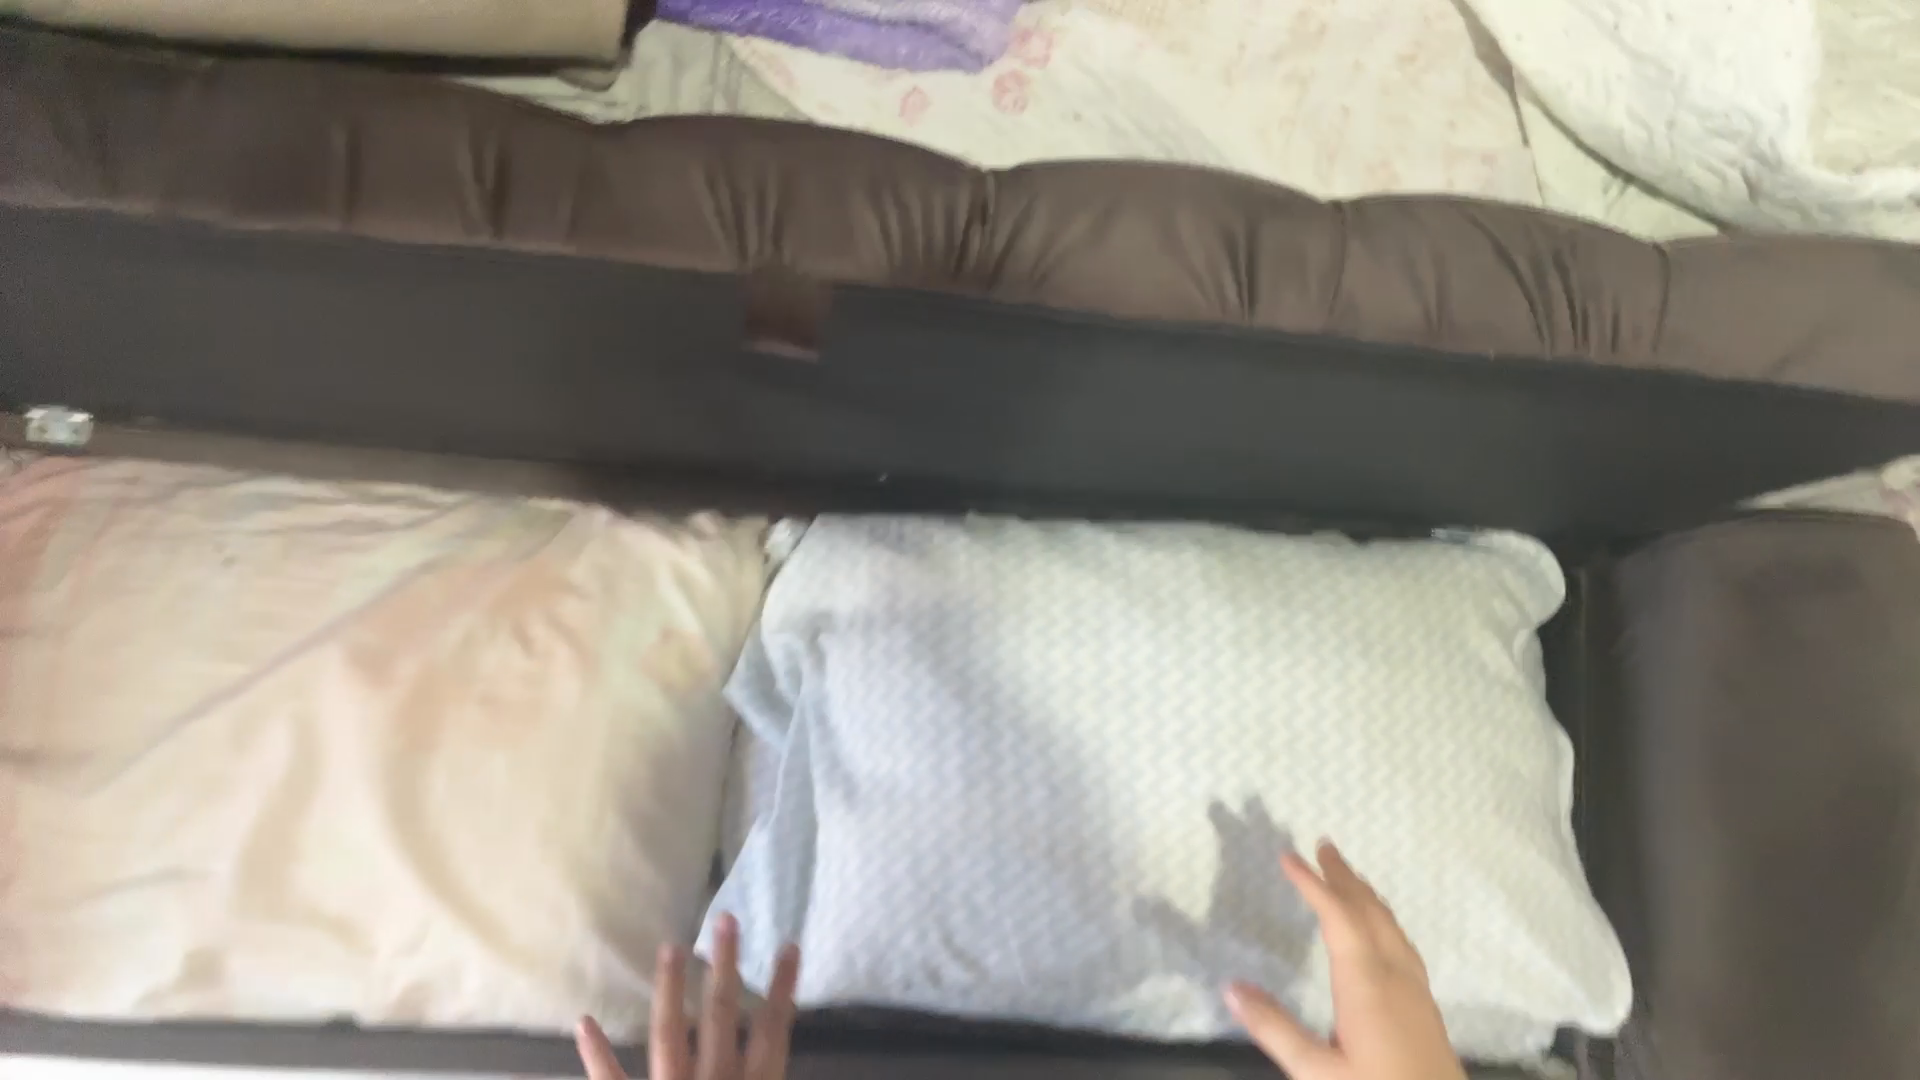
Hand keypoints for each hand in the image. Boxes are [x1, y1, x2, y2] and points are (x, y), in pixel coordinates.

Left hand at [576, 914, 802, 1079]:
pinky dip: (598, 1055)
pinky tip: (584, 1023)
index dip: (782, 987)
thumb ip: (772, 1076)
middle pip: (721, 1015)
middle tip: (726, 919)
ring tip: (671, 946)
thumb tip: (777, 1053)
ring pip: (670, 1035)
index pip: (772, 1030)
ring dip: (671, 989)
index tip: (790, 946)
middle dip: (725, 966)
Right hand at [1224, 841, 1466, 1079]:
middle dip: (1344, 877)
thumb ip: (1275, 1029)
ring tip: (1349, 877)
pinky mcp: (1427, 1010)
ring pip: (1391, 927)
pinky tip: (1382, 932)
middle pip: (1369, 912)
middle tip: (1323, 845)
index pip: (1338, 917)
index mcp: (1367, 983)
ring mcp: (1417, 992)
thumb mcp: (1318, 1074)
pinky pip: (1403, 944)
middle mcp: (1395, 976)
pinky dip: (1384, 920)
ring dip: (1367, 895)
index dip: (1312, 884)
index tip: (1287, 855)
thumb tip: (1230, 985)